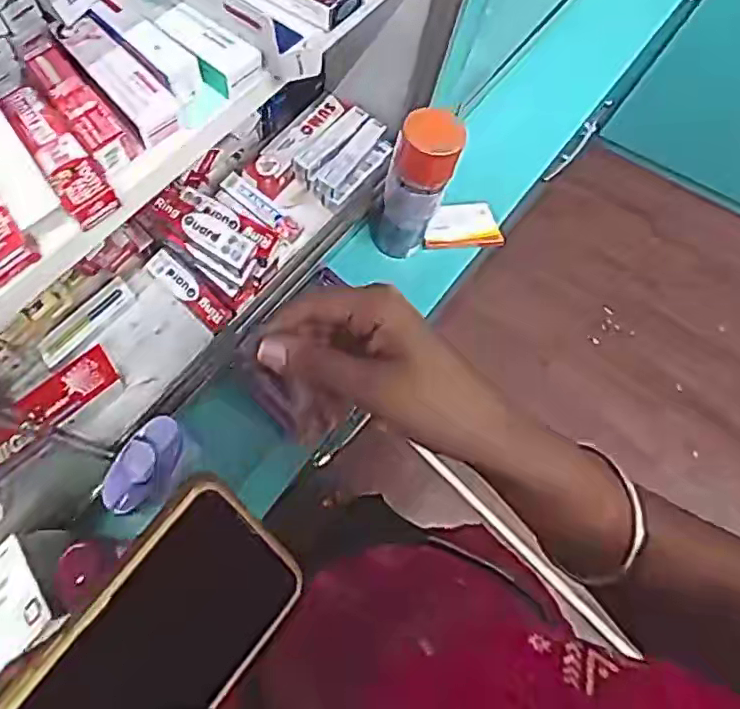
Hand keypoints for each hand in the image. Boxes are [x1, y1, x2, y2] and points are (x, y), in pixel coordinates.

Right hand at [256, 283, 518, 459]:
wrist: (488, 437)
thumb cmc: (433, 405)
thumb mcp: (368, 386)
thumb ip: (314, 364)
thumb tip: (263, 348)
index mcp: (372, 302)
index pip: (309, 305)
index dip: (278, 329)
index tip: (251, 358)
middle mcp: (372, 308)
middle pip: (317, 327)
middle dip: (297, 363)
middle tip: (278, 397)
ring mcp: (378, 331)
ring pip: (327, 348)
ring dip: (312, 381)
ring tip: (304, 417)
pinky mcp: (383, 353)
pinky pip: (343, 363)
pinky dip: (330, 387)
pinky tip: (325, 416)